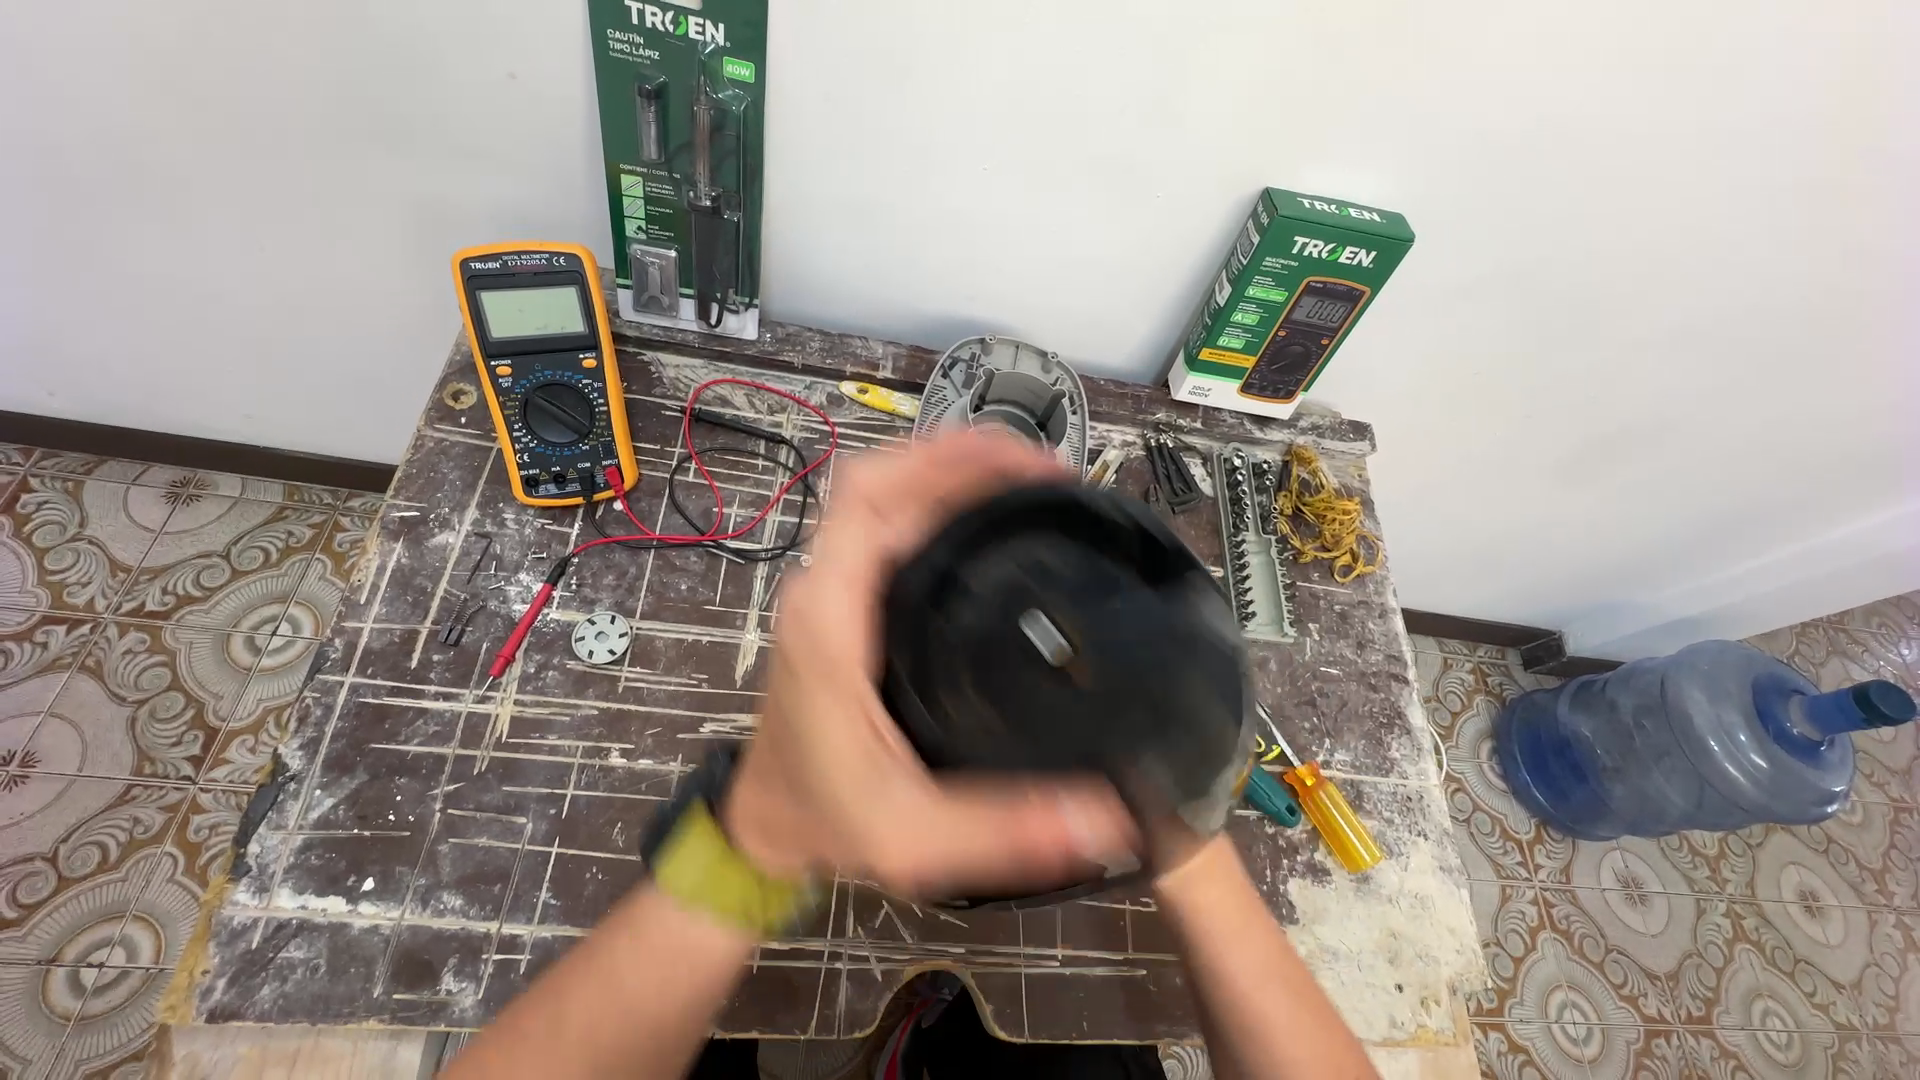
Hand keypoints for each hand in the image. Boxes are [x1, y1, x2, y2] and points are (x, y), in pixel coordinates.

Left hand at [721, 433, 1137, 897]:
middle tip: (1044, 468)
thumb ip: (1005, 827)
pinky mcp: (844, 601)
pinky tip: (986, 519)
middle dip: (959, 455)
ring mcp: (829, 589)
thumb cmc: (824, 820)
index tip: (1028, 466)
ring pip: (882, 494)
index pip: (873, 499)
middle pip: (880, 479)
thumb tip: (1109, 816)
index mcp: (830, 618)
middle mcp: (823, 588)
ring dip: (947, 472)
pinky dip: (935, 503)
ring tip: (1026, 480)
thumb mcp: (912, 834)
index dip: (948, 463)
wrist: (764, 824)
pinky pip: (886, 524)